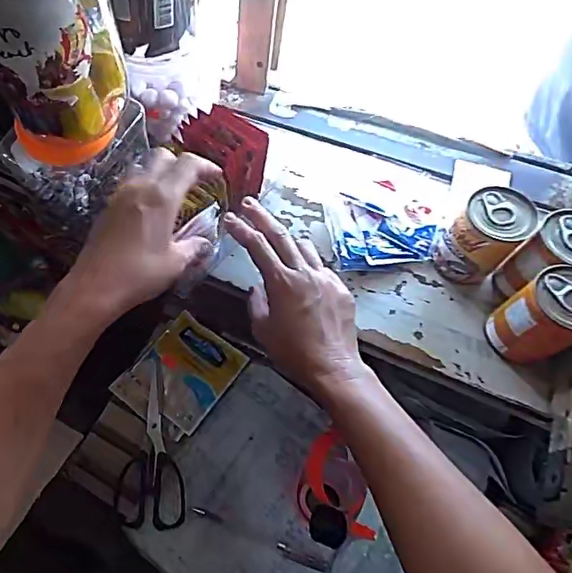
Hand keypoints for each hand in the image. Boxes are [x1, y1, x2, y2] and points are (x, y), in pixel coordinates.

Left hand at [52, 148, 222, 327]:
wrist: (94, 286)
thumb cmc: (139, 274)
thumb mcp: (175, 263)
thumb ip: (194, 247)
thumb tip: (204, 242)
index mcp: (162, 197)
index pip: (188, 164)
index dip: (206, 166)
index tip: (215, 176)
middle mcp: (140, 187)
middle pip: (163, 156)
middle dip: (181, 164)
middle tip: (193, 182)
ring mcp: (120, 194)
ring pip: (144, 168)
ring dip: (161, 174)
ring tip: (172, 195)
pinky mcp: (108, 206)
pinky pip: (131, 185)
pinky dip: (145, 188)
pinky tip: (151, 211)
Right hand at [223, 198, 370, 401]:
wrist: (334, 367)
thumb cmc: (293, 353)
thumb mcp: (263, 329)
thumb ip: (257, 303)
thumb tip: (258, 289)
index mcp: (282, 282)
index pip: (258, 246)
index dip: (241, 230)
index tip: (230, 218)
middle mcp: (306, 273)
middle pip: (282, 235)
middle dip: (263, 217)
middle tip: (250, 205)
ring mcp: (326, 279)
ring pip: (305, 248)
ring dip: (289, 241)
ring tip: (278, 241)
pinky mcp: (341, 289)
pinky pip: (322, 269)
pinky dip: (308, 266)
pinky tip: (304, 277)